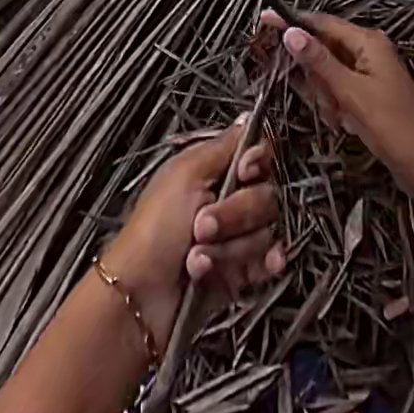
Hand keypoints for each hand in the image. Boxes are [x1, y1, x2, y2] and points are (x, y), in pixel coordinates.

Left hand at [101, 123, 285, 345]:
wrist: (143, 295)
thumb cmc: (155, 228)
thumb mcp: (185, 174)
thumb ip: (224, 146)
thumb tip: (247, 117)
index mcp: (212, 169)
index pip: (258, 154)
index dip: (256, 162)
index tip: (243, 171)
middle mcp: (228, 198)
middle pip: (264, 194)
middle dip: (233, 213)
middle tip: (201, 225)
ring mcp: (236, 235)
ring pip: (266, 230)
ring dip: (230, 247)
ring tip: (199, 257)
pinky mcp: (242, 269)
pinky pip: (270, 259)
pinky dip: (260, 264)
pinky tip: (250, 270)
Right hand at [260, 10, 413, 181]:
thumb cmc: (393, 126)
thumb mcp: (350, 92)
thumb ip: (318, 61)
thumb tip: (291, 32)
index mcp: (368, 42)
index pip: (321, 23)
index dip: (292, 22)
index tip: (265, 21)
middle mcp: (368, 52)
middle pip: (322, 50)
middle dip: (316, 77)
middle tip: (327, 99)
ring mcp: (368, 74)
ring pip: (327, 75)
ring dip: (326, 96)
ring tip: (342, 115)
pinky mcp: (366, 95)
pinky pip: (337, 92)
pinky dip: (335, 107)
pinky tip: (345, 122)